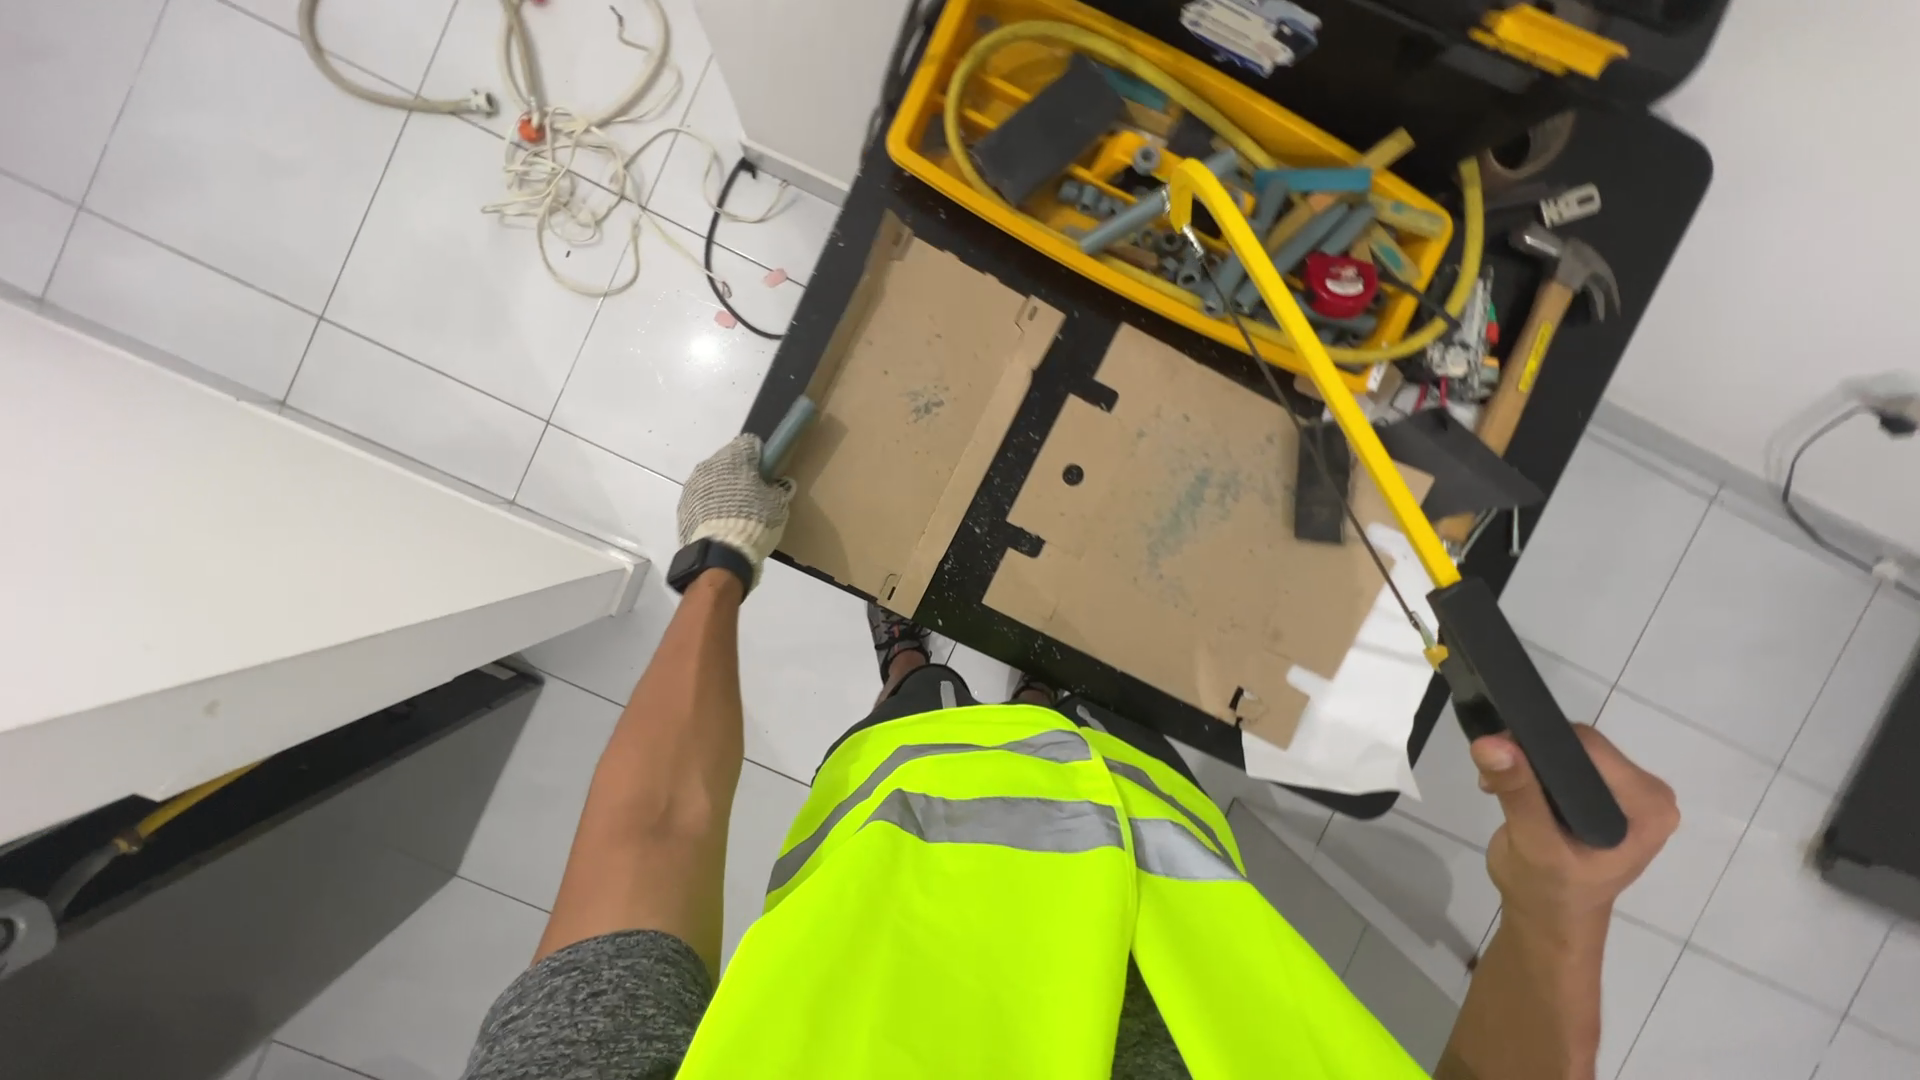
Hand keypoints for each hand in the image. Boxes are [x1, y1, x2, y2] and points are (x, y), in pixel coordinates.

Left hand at [676, 433, 796, 590]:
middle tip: (756, 494)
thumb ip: (778, 489)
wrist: (720, 555)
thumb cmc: (753, 521)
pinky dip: (712, 507)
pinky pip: (703, 500)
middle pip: (728, 462)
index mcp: (733, 458)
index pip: (749, 444)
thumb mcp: (777, 505)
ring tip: (738, 512)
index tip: (769, 473)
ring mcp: (692, 488)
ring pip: (713, 481)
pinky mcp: (683, 508)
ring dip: (725, 490)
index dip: (761, 457)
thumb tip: (781, 484)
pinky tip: (723, 523)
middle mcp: (709, 466)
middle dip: (741, 474)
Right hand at [1471, 725, 1678, 932]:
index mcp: (1648, 805)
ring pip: (1565, 750)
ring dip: (1523, 761)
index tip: (1497, 760)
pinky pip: (1562, 761)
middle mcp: (1647, 794)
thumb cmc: (1547, 890)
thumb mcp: (1532, 844)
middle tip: (1493, 781)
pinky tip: (1509, 790)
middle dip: (1528, 754)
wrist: (1548, 919)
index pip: (1589, 747)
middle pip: (1578, 745)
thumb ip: (1518, 792)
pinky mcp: (1602, 796)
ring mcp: (1625, 795)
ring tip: (1497, 788)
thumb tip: (1491, 742)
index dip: (1538, 743)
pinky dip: (1529, 768)